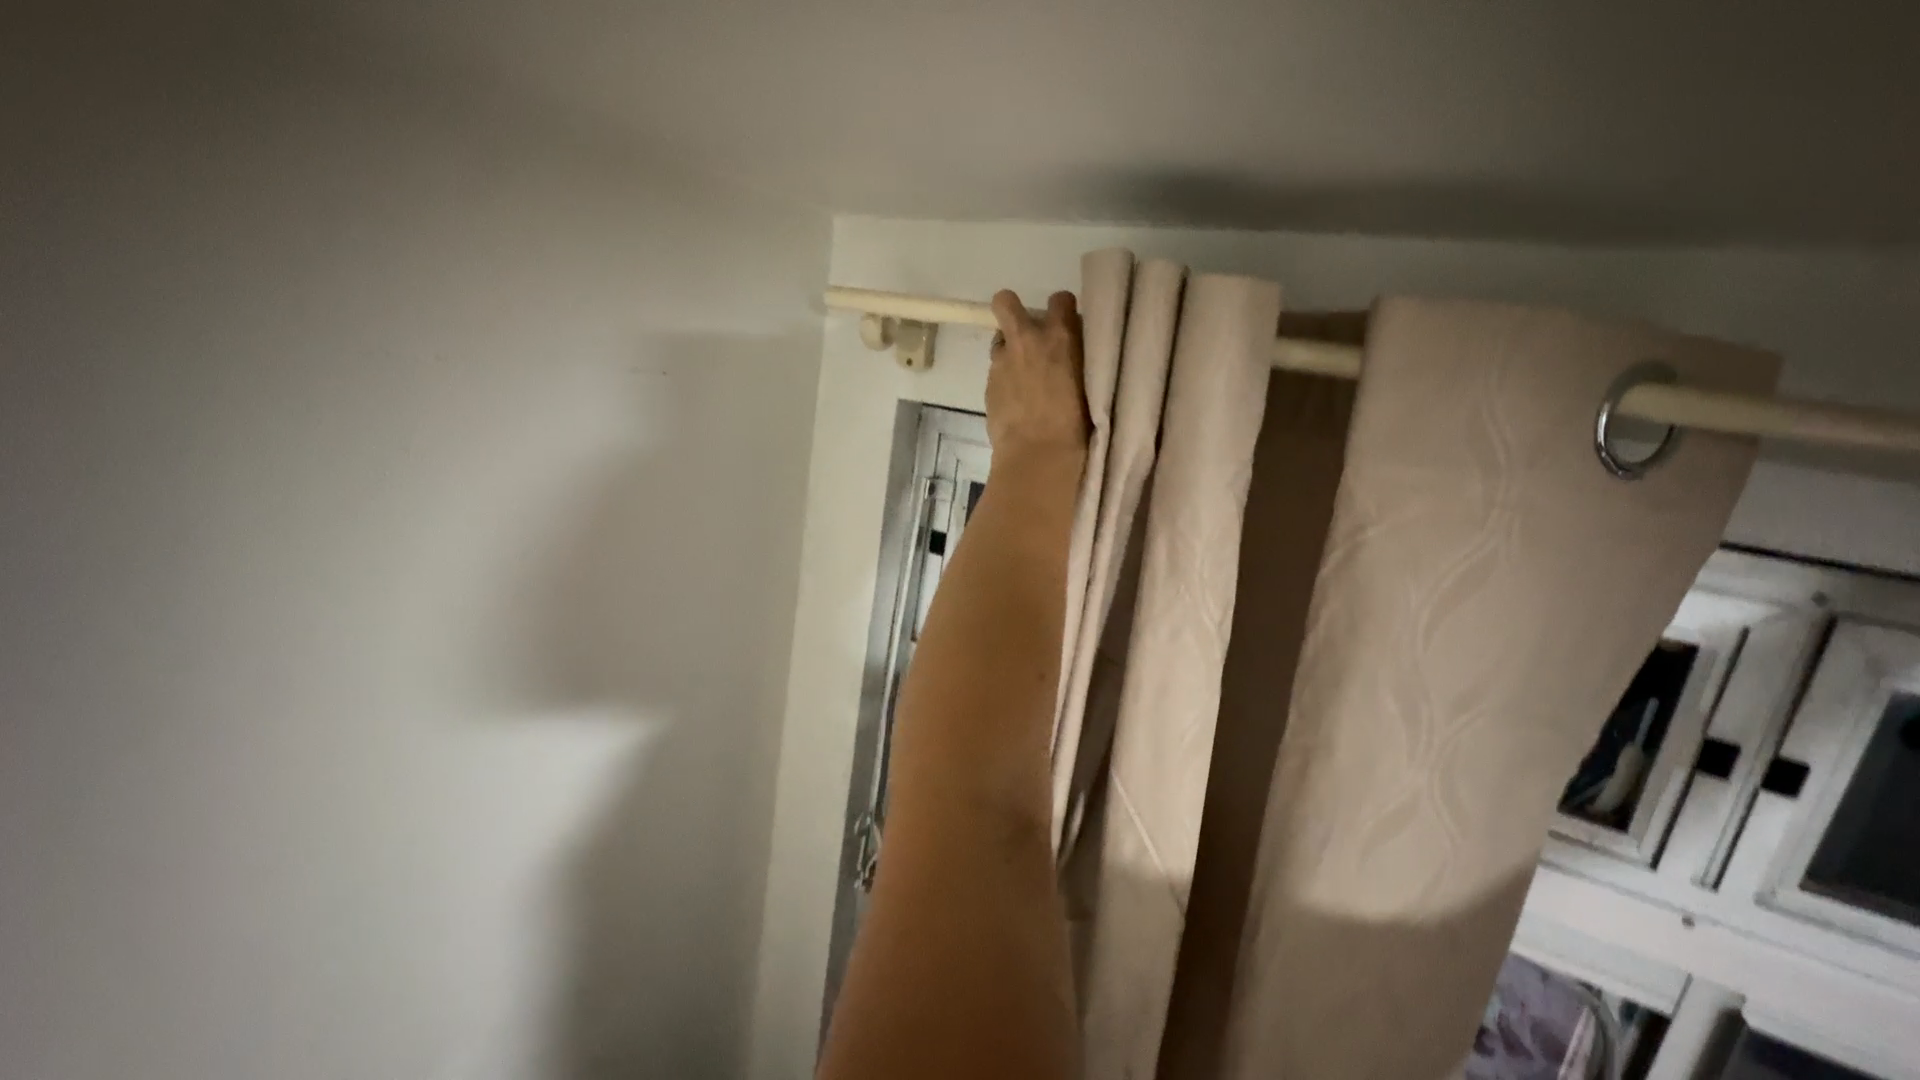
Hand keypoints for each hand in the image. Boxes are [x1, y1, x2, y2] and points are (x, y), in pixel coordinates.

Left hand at [987, 290, 1089, 463]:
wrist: (1038, 455)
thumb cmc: (1077, 424)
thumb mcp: (1090, 381)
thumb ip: (1077, 356)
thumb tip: (1073, 347)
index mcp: (1059, 337)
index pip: (1060, 299)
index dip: (1061, 308)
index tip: (1065, 322)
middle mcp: (1026, 340)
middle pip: (1006, 302)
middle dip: (1011, 308)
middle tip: (1025, 331)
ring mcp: (1002, 362)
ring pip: (999, 340)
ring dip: (1009, 351)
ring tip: (1022, 375)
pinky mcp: (988, 385)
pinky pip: (996, 372)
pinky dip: (1005, 380)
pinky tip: (1016, 402)